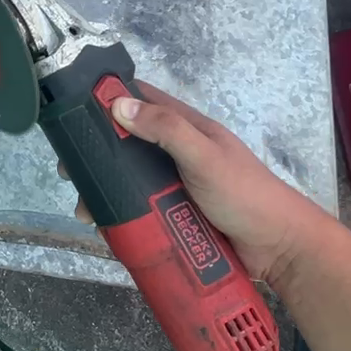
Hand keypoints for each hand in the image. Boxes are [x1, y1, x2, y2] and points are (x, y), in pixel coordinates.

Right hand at [66, 81, 332, 287]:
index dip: (108, 98)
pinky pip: (138, 207)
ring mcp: (174, 183)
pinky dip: (118, 213)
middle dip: (95, 155)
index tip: (72, 109)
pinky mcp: (174, 213)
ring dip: (103, 190)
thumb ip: (166, 129)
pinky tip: (104, 225)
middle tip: (68, 172)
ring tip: (86, 211)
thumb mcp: (205, 156)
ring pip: (127, 179)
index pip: (141, 99)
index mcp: (186, 128)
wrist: (282, 252)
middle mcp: (175, 151)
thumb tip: (117, 105)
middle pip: (125, 143)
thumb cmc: (246, 195)